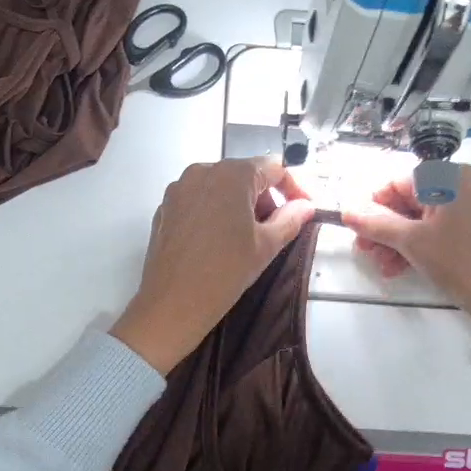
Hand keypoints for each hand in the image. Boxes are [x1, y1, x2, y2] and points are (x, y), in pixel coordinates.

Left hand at [111, 156, 314, 372]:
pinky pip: (197, 200)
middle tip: (274, 229)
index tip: (303, 209)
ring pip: (219, 186)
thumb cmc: (226, 271)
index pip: (274, 168)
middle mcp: (202, 171)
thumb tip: (305, 205)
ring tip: (245, 237)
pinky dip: (213, 212)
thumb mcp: (266, 246)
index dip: (294, 188)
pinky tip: (216, 242)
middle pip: (244, 174)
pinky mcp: (164, 207)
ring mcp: (179, 188)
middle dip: (264, 198)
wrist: (173, 302)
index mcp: (233, 174)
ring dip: (238, 204)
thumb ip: (290, 219)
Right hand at [340, 164, 470, 364]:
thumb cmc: (459, 262)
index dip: (373, 207)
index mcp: (447, 176)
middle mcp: (462, 183)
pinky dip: (420, 245)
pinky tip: (402, 268)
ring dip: (398, 242)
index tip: (358, 233)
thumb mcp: (412, 242)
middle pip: (409, 200)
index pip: (396, 182)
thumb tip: (346, 211)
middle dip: (384, 229)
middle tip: (366, 253)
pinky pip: (439, 229)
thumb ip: (376, 224)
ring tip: (384, 268)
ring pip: (422, 218)